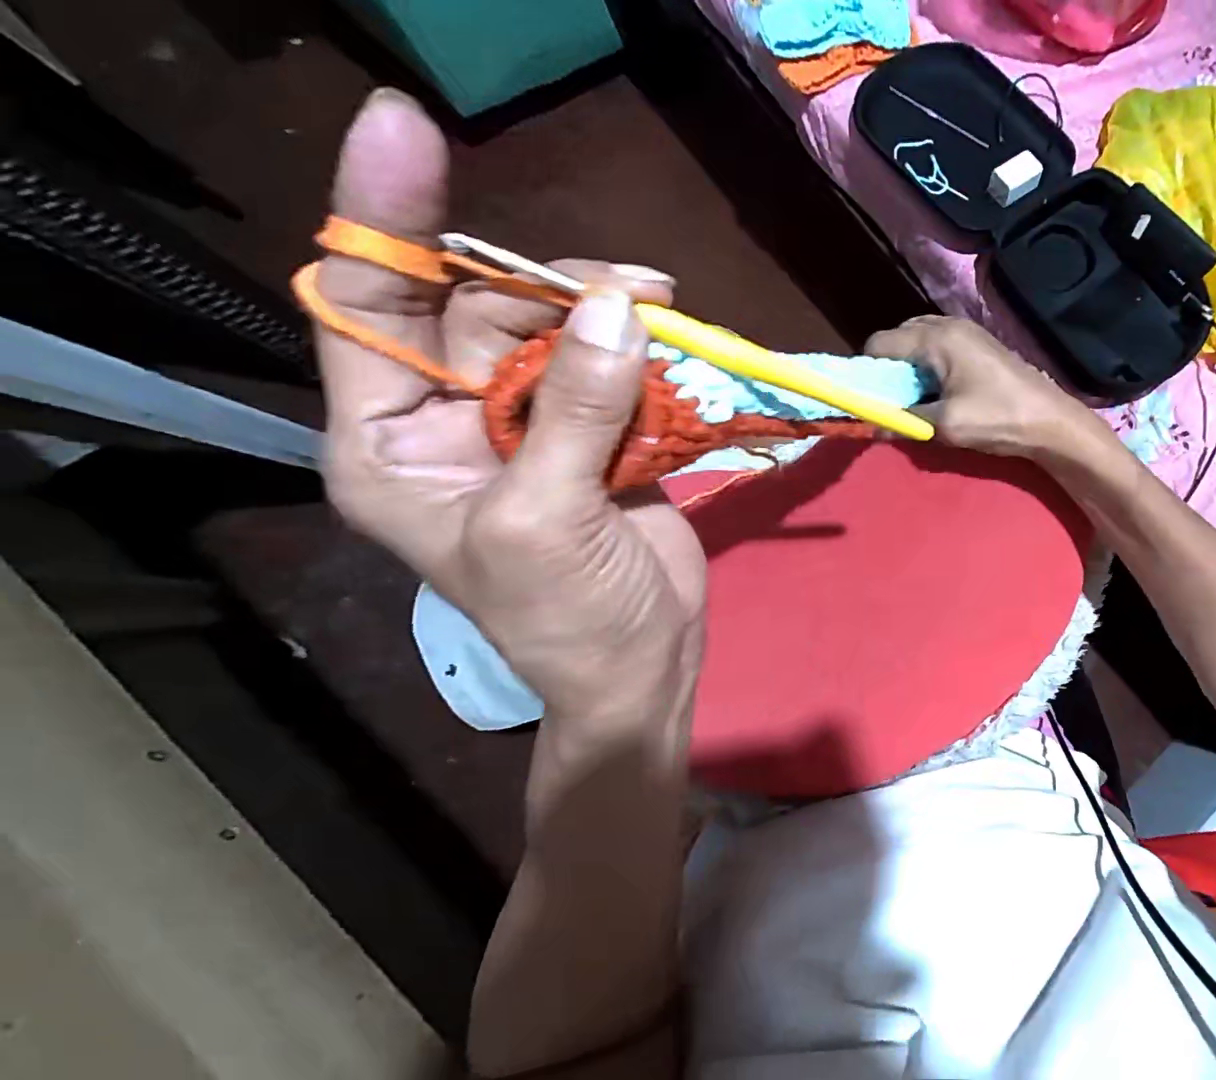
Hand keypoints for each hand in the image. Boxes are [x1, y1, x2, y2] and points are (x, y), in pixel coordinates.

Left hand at [314, 89, 704, 719]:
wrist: (644, 665)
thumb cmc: (564, 617)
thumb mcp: (544, 519)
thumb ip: (571, 413)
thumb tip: (621, 310)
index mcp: (394, 443)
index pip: (365, 309)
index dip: (380, 222)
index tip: (410, 134)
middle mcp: (454, 421)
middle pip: (478, 309)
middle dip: (543, 284)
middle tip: (630, 285)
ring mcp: (535, 426)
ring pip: (558, 333)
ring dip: (607, 315)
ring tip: (662, 307)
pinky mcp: (601, 437)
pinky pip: (615, 370)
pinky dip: (645, 353)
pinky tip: (674, 344)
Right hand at [865, 315, 1101, 460]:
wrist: (1051, 421)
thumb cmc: (999, 418)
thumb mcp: (946, 425)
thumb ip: (904, 421)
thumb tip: (872, 426)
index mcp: (937, 338)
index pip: (879, 343)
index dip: (867, 371)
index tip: (871, 399)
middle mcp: (949, 325)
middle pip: (898, 337)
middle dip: (888, 368)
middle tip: (895, 401)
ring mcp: (967, 332)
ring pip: (918, 341)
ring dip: (909, 368)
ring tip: (917, 400)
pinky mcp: (979, 345)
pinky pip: (939, 347)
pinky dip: (928, 366)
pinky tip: (938, 393)